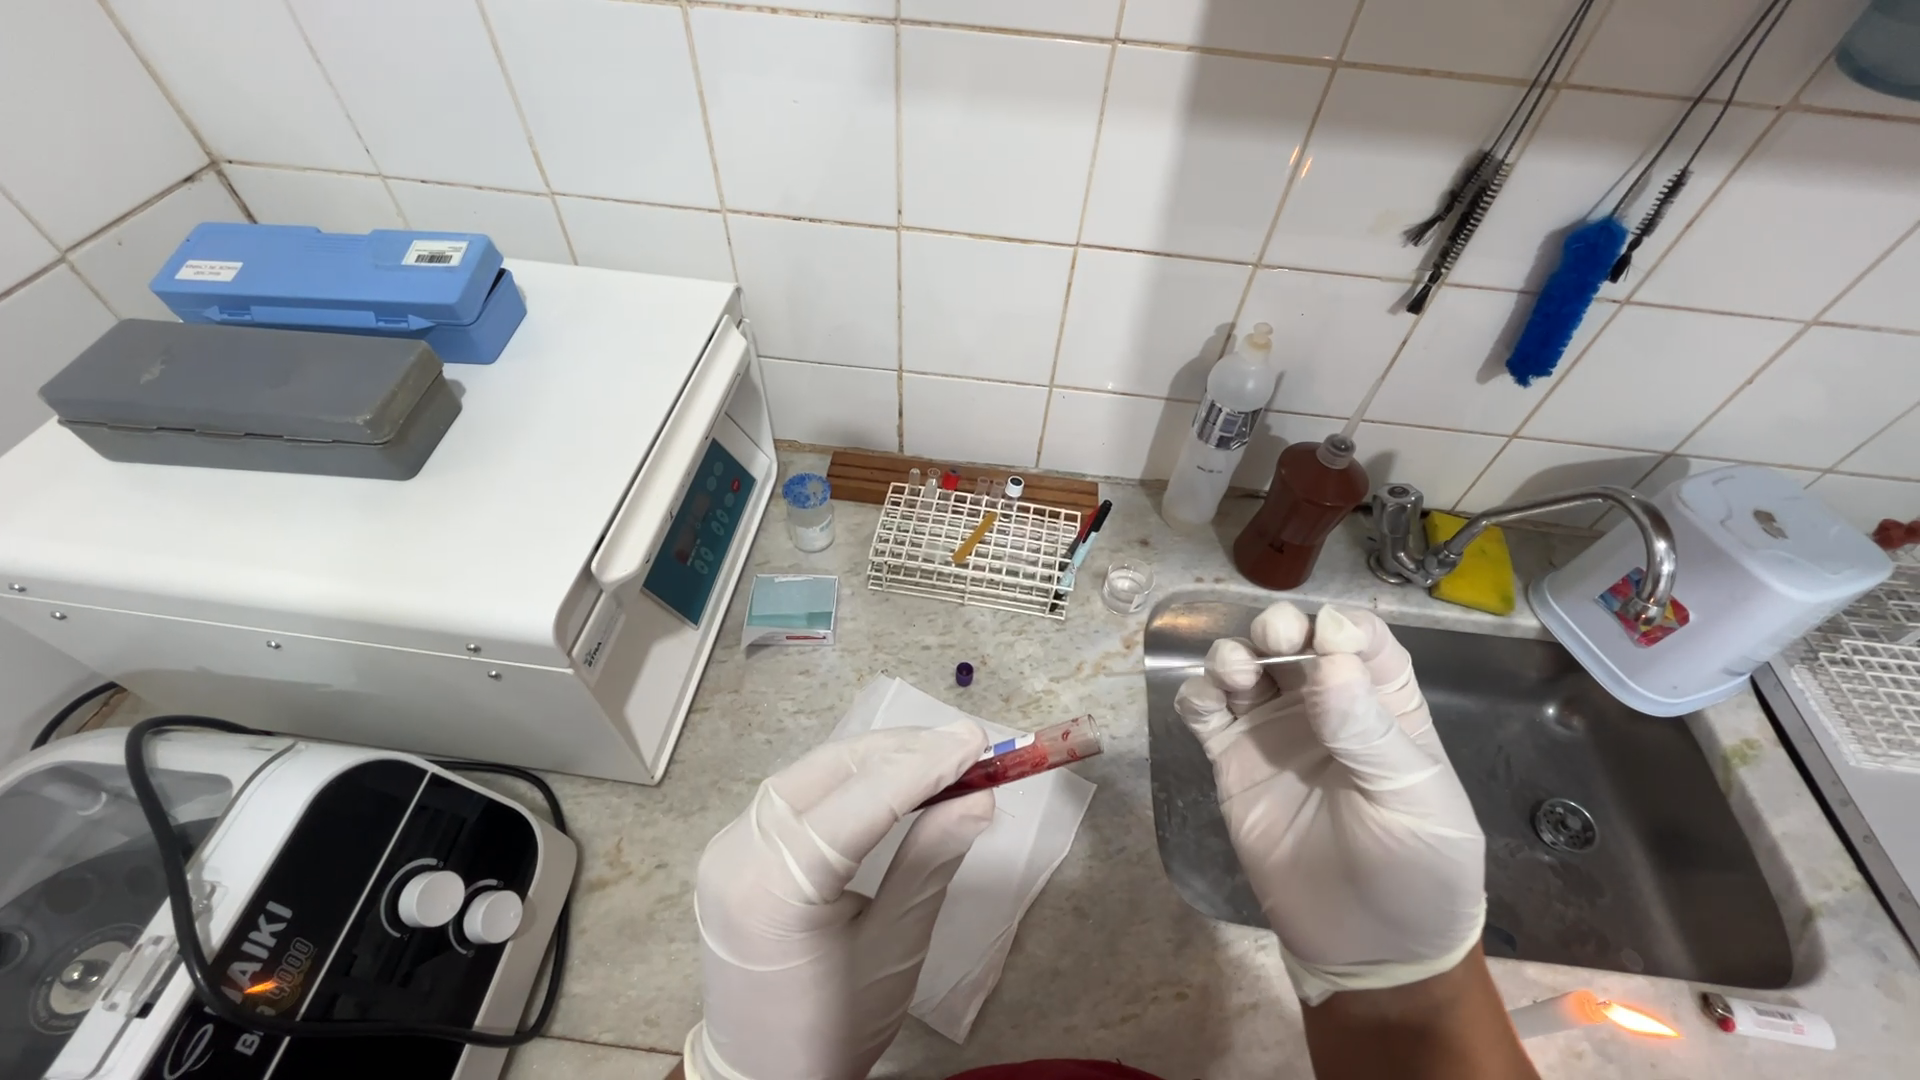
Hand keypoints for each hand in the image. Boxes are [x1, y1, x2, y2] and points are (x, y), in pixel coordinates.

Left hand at [686, 721, 994, 1079]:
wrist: (756, 1075)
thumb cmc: (831, 1027)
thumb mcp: (892, 949)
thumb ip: (930, 862)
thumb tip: (978, 800)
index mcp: (772, 887)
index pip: (860, 801)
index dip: (922, 765)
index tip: (974, 740)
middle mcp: (739, 848)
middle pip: (832, 770)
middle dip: (903, 750)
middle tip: (965, 744)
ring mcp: (730, 841)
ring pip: (814, 771)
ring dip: (879, 757)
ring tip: (938, 754)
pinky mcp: (736, 843)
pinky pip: (799, 790)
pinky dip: (851, 776)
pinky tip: (889, 775)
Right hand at [1174, 602, 1485, 1003]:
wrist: (1367, 947)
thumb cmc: (1416, 870)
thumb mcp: (1415, 802)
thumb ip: (1371, 732)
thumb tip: (1330, 660)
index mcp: (1381, 706)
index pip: (1361, 642)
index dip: (1341, 627)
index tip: (1326, 634)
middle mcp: (1322, 707)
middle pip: (1293, 642)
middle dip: (1279, 626)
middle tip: (1273, 637)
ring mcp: (1271, 731)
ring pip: (1242, 668)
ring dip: (1231, 655)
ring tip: (1234, 673)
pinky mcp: (1230, 760)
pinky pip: (1205, 712)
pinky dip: (1197, 695)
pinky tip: (1206, 704)